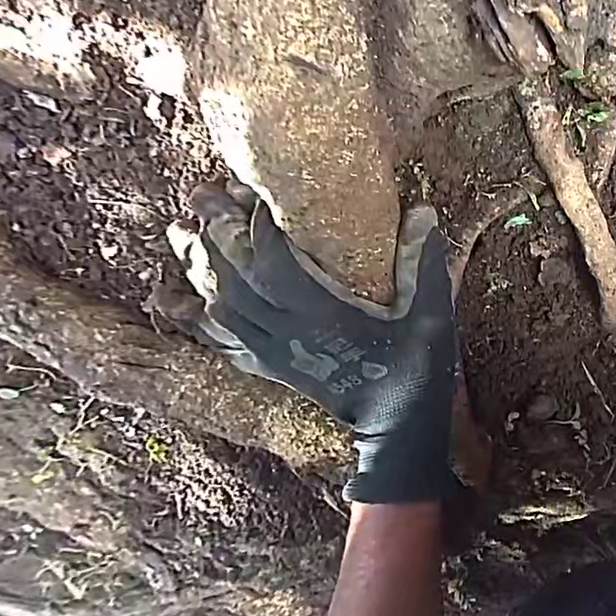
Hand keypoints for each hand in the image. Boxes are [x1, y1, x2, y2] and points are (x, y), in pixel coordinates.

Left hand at [159, 185, 458, 502]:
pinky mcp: (270, 366)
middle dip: (216, 231)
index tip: (256, 188)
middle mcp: (287, 332)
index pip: (274, 260)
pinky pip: (222, 337)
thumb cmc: (415, 370)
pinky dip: (200, 313)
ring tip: (183, 231)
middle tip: (202, 193)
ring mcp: (273, 352)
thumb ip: (424, 264)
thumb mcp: (431, 317)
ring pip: (221, 304)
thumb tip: (424, 211)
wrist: (394, 428)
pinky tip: (183, 298)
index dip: (261, 222)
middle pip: (236, 276)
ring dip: (200, 266)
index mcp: (321, 315)